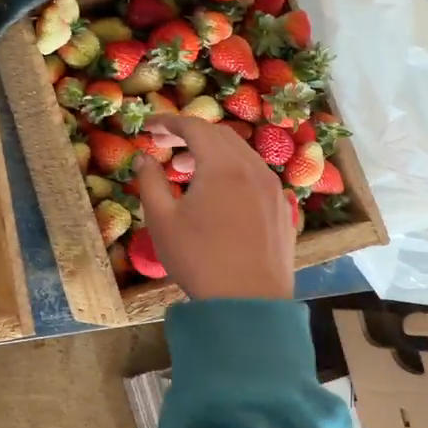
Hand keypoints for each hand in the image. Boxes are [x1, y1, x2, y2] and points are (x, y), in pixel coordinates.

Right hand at [133, 115, 293, 299]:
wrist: (248, 304)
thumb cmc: (198, 258)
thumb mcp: (161, 219)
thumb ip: (150, 180)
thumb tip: (144, 158)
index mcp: (223, 167)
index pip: (195, 127)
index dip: (168, 123)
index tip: (147, 127)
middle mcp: (254, 170)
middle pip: (221, 136)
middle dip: (190, 135)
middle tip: (162, 146)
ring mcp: (274, 190)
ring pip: (241, 155)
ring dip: (211, 153)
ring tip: (184, 170)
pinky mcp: (283, 210)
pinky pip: (255, 176)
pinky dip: (231, 171)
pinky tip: (216, 194)